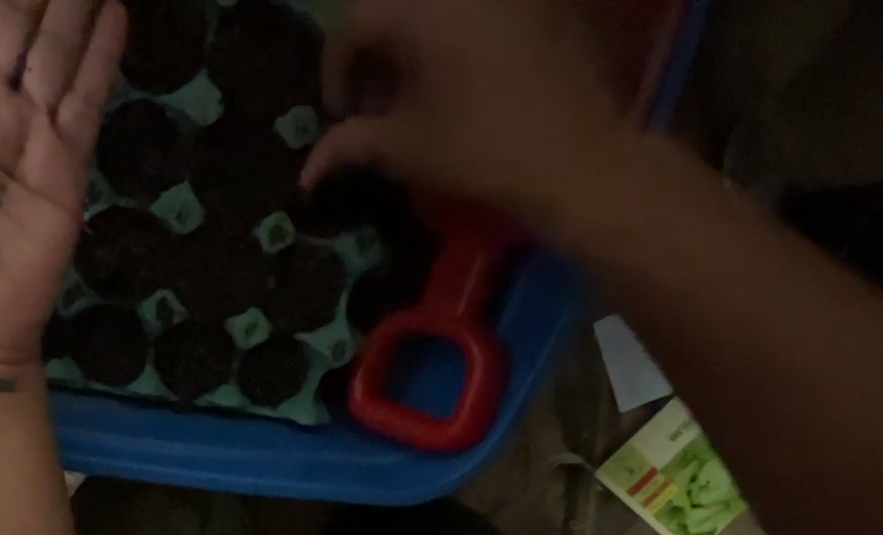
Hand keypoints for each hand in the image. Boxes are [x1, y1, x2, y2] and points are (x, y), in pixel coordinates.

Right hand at [303, 0, 637, 225]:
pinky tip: (456, 82)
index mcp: (419, 9)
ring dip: (410, 45)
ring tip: (414, 96)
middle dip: (372, 54)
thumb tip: (307, 170)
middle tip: (374, 104)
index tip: (341, 112)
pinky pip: (473, 13)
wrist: (574, 154)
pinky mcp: (534, 3)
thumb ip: (348, 145)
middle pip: (392, 8)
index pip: (350, 21)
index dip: (335, 69)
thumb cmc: (477, 149)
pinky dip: (449, 39)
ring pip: (432, 10)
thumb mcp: (402, 148)